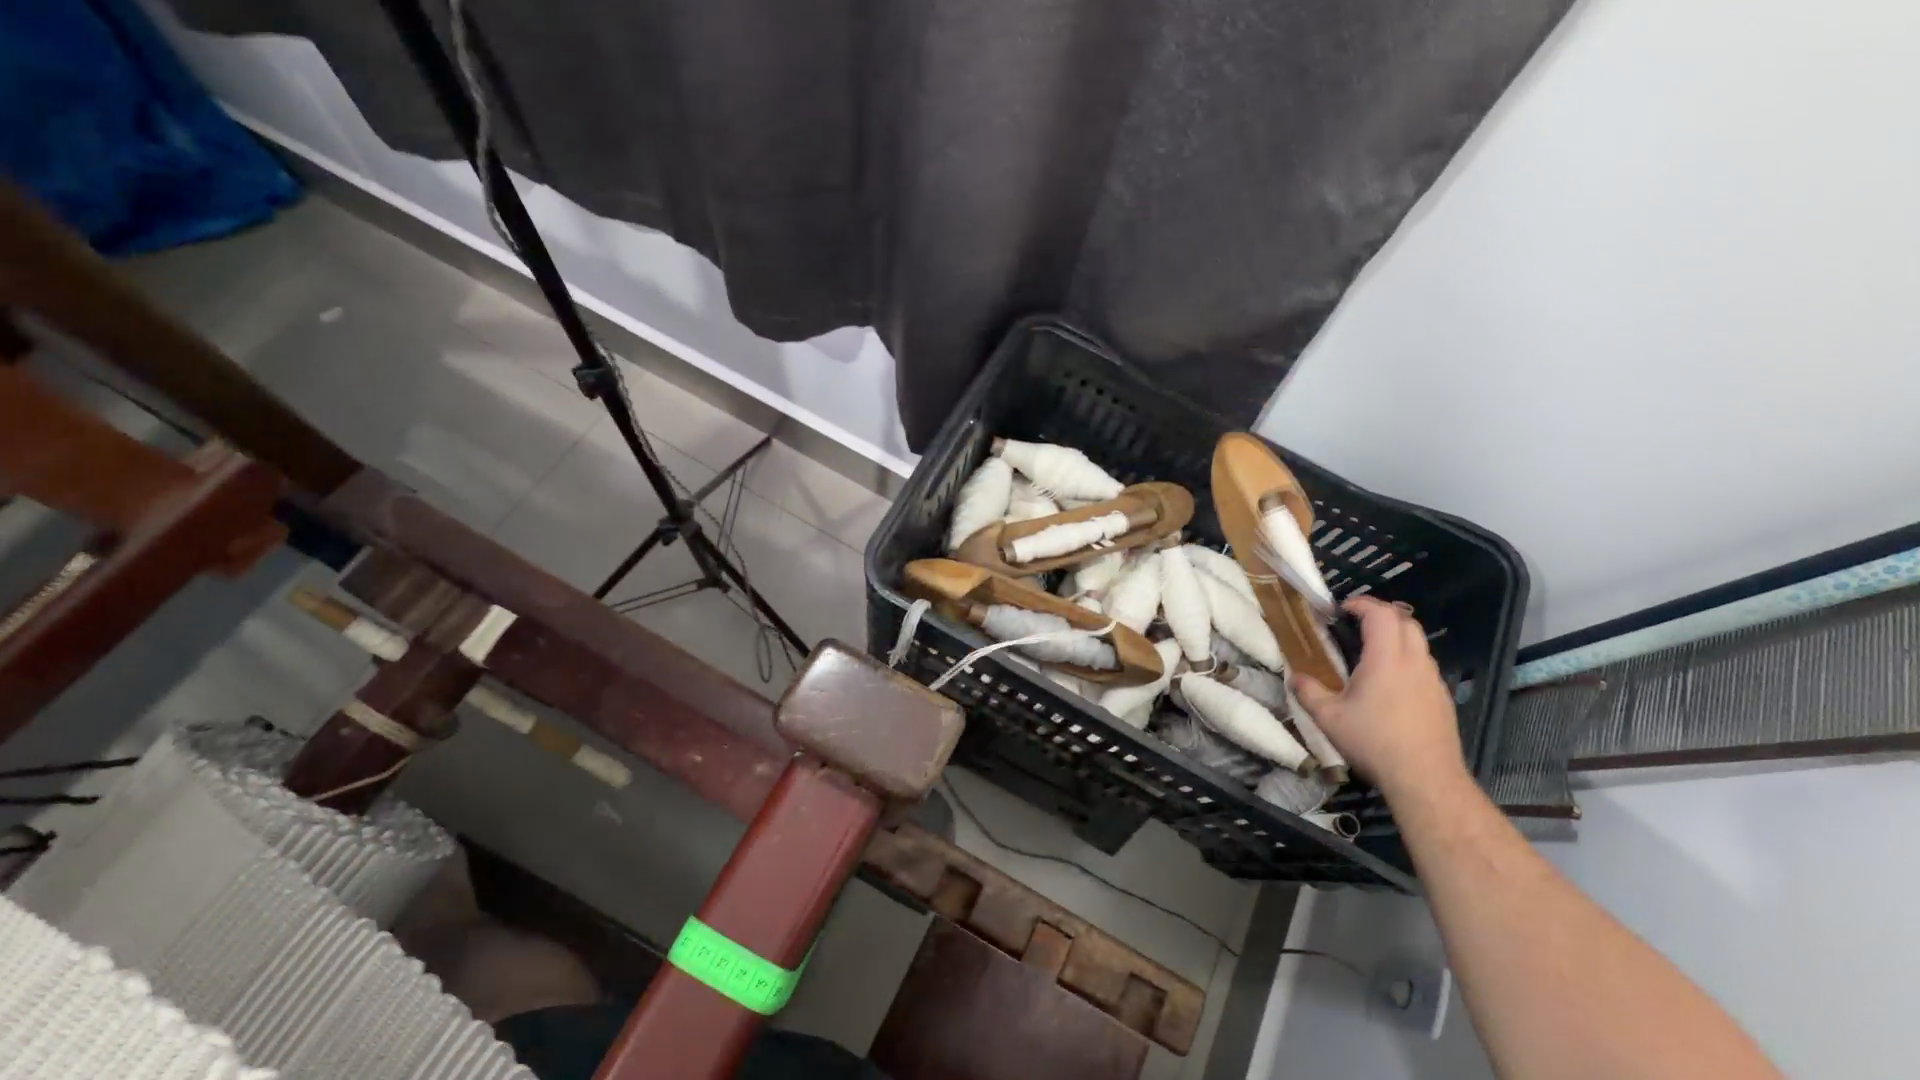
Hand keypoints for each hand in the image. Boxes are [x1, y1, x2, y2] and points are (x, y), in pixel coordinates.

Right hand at [1292, 597, 1466, 798]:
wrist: (1425, 777)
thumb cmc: (1374, 741)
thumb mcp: (1329, 718)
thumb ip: (1309, 692)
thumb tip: (1295, 677)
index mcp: (1387, 658)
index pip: (1380, 613)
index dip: (1362, 604)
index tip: (1342, 609)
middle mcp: (1414, 661)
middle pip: (1405, 621)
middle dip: (1382, 615)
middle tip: (1357, 624)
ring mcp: (1433, 680)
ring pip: (1419, 644)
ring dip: (1397, 638)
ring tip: (1372, 654)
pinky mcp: (1443, 699)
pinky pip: (1425, 667)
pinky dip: (1407, 662)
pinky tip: (1392, 687)